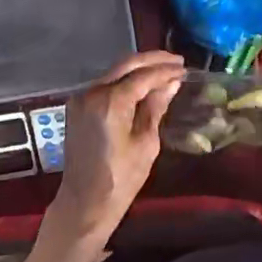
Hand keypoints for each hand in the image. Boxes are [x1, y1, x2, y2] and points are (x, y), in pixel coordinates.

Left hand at [46, 51, 185, 244]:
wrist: (85, 201)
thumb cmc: (121, 178)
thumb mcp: (146, 143)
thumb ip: (155, 108)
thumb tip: (170, 83)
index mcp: (110, 102)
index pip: (142, 76)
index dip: (165, 70)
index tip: (185, 68)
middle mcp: (92, 92)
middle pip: (125, 65)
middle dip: (152, 61)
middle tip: (177, 61)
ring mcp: (81, 97)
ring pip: (113, 72)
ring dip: (138, 69)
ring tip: (164, 70)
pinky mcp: (76, 105)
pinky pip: (104, 85)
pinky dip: (124, 81)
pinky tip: (141, 84)